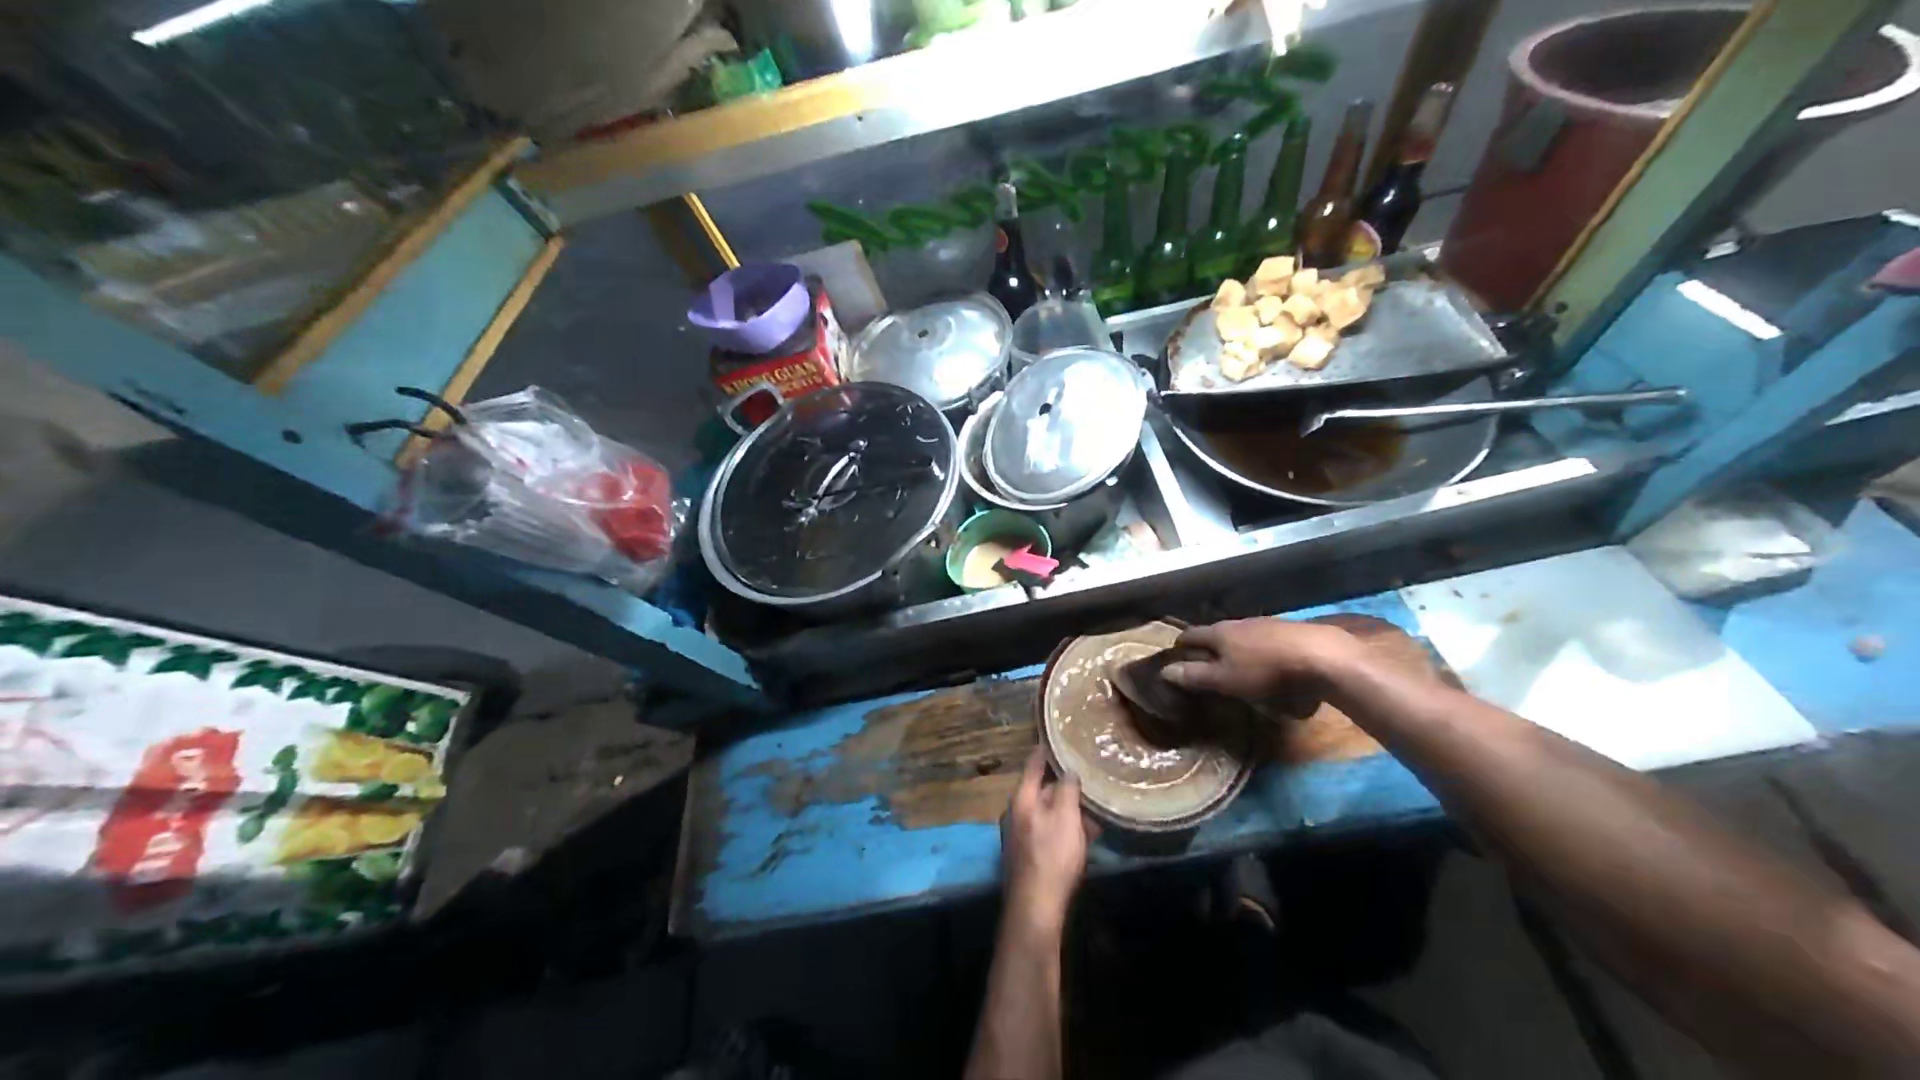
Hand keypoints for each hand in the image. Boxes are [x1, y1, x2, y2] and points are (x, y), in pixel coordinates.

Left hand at [1001, 747, 1094, 931]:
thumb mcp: (1065, 817)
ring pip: (1048, 812)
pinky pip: (1049, 831)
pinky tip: (1087, 836)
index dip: (1047, 750)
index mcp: (1021, 798)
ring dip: (1069, 810)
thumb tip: (1068, 770)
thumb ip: (1066, 789)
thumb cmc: (1052, 856)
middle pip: (1042, 789)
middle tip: (1088, 777)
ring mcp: (1020, 834)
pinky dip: (1066, 829)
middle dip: (1065, 785)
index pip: (1033, 763)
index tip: (1060, 737)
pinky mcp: (1028, 854)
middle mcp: (1016, 812)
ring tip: (1095, 809)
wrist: (1036, 906)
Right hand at [1160, 618, 1361, 700]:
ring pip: (1242, 635)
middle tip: (1205, 665)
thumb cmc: (1265, 670)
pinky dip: (1259, 651)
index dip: (1180, 645)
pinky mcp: (1290, 631)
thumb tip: (1164, 671)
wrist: (1322, 656)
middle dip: (1208, 647)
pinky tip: (1269, 665)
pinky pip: (1265, 640)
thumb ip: (1195, 675)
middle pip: (1216, 633)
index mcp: (1219, 632)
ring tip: (1237, 666)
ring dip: (1235, 648)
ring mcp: (1266, 624)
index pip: (1190, 634)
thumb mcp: (1225, 680)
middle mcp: (1239, 623)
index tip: (1174, 656)